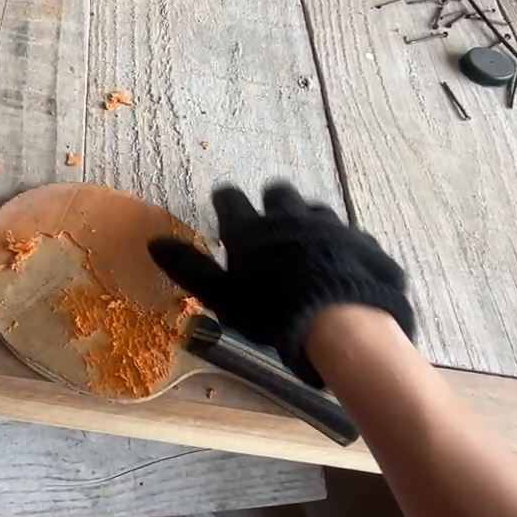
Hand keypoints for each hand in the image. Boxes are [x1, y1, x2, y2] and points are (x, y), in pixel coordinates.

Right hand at [148, 183, 414, 386]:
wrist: (343, 323)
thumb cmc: (270, 309)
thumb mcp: (220, 295)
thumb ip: (188, 268)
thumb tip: (153, 242)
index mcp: (250, 227)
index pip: (230, 197)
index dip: (225, 200)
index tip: (223, 208)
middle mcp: (288, 216)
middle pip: (278, 193)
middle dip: (273, 202)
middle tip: (270, 224)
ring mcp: (329, 226)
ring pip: (315, 210)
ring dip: (307, 222)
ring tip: (306, 246)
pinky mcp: (362, 242)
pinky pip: (348, 236)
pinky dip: (340, 245)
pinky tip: (339, 266)